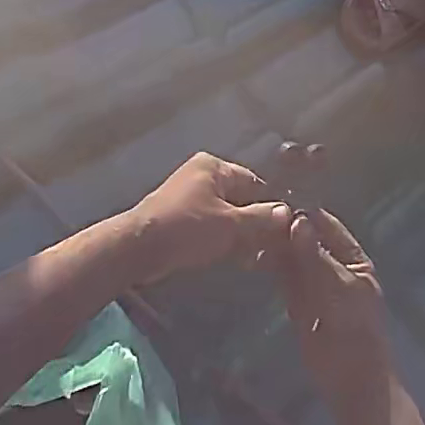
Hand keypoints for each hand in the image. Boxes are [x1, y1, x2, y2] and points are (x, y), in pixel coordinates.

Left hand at [127, 153, 291, 283]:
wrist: (138, 248)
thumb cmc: (187, 227)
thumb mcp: (230, 223)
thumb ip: (260, 218)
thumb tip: (287, 213)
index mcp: (214, 166)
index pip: (254, 182)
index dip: (269, 205)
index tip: (284, 229)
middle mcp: (202, 175)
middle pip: (240, 198)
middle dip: (254, 223)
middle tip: (270, 248)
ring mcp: (190, 196)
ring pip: (226, 214)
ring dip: (240, 235)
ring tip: (254, 257)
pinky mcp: (181, 217)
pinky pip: (211, 224)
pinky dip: (222, 238)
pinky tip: (234, 258)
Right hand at [276, 209, 392, 424]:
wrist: (352, 383)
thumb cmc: (355, 329)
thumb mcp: (337, 288)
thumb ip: (314, 256)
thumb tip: (296, 220)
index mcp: (353, 258)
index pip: (327, 226)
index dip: (306, 213)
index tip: (280, 198)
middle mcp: (333, 266)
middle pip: (307, 240)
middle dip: (287, 229)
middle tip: (259, 214)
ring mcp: (315, 285)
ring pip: (294, 258)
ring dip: (277, 246)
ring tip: (253, 230)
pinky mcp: (299, 303)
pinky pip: (285, 278)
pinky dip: (273, 266)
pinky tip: (256, 254)